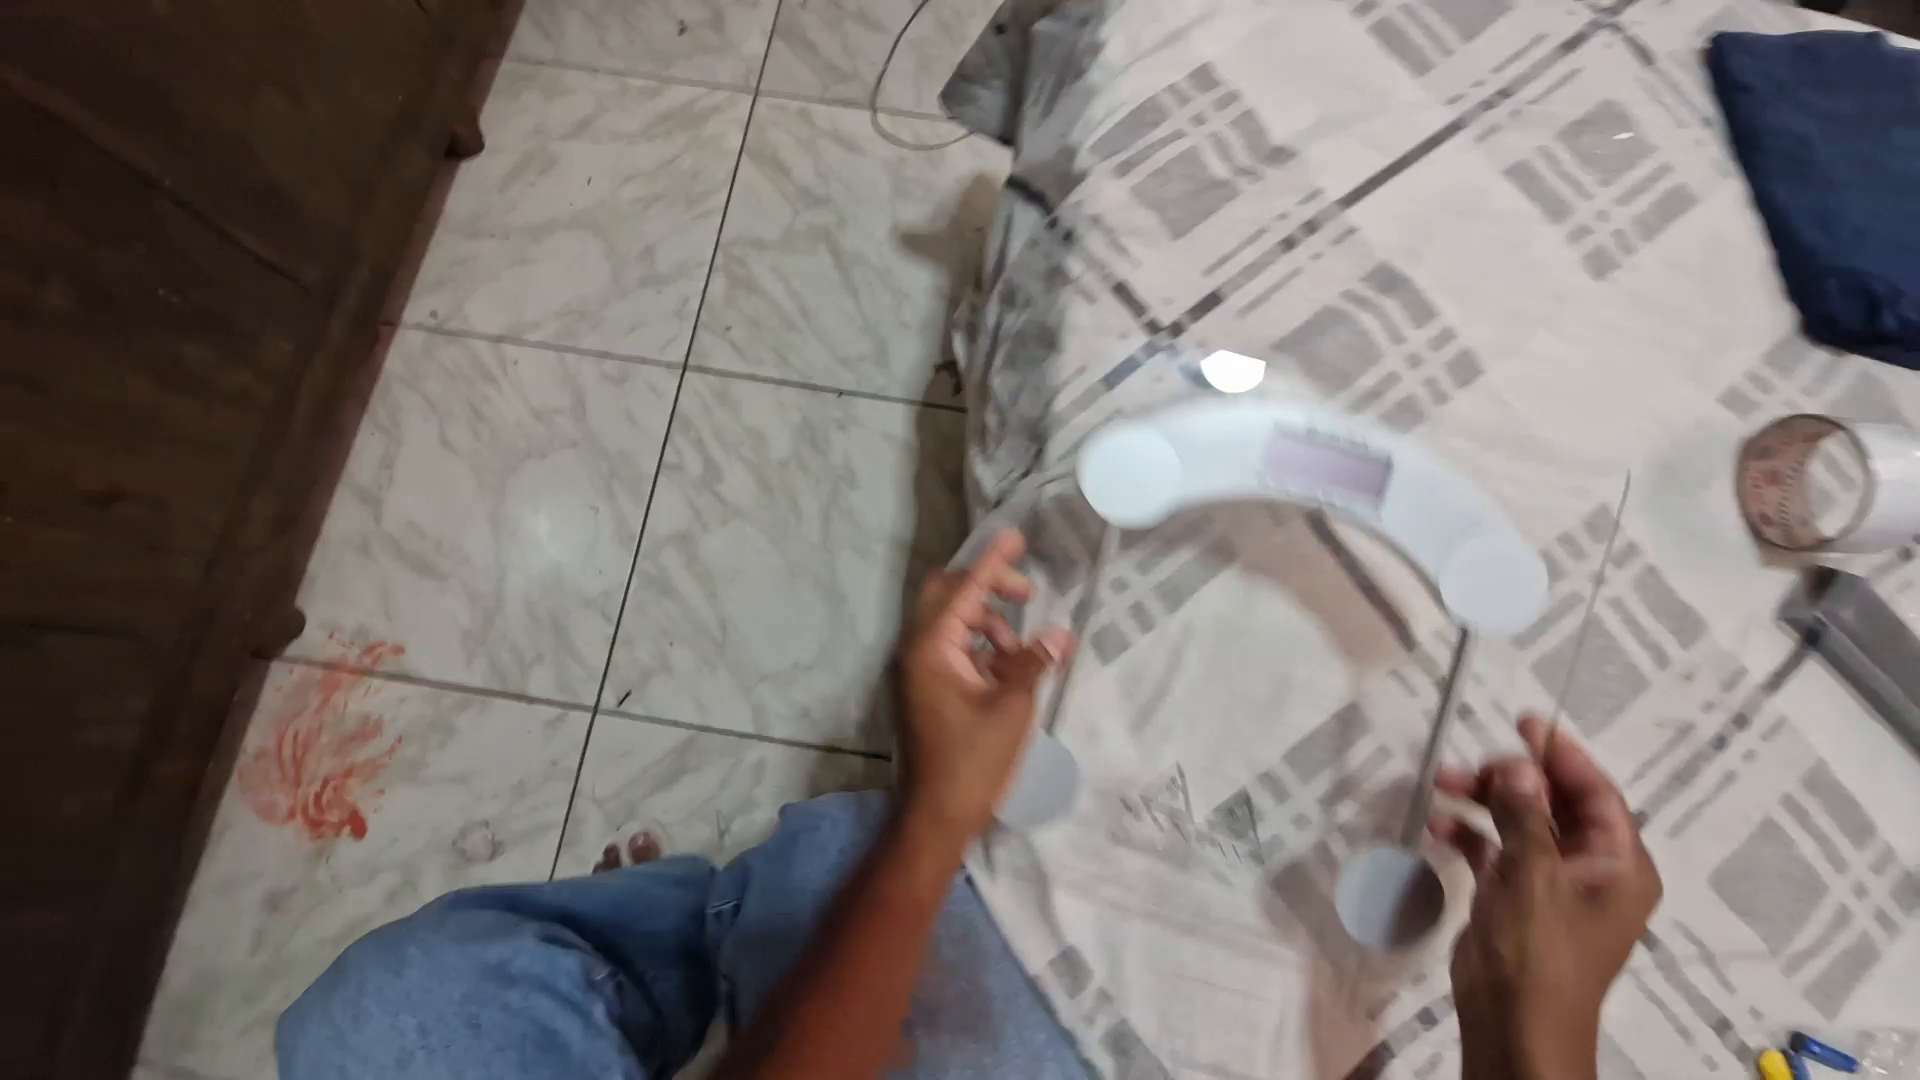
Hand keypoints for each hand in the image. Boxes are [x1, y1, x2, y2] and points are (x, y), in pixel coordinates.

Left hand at [897, 530, 1073, 840]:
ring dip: (986, 622)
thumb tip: (1060, 631)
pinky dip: (978, 647)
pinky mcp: (923, 687)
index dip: (993, 562)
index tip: (1015, 536)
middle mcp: (915, 649)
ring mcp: (915, 669)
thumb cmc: (973, 760)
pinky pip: (949, 648)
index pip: (965, 589)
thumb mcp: (1012, 707)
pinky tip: (1006, 669)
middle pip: (947, 595)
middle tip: (1026, 595)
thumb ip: (1034, 662)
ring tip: (1021, 649)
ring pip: (949, 622)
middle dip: (987, 587)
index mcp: (931, 647)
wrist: (935, 813)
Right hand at [1431, 715, 1660, 1079]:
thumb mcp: (1533, 873)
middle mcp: (1589, 867)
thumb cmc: (1539, 946)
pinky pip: (1493, 847)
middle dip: (1510, 778)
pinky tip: (1439, 826)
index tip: (1525, 722)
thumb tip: (1517, 763)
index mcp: (1618, 864)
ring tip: (1441, 785)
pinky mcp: (1513, 894)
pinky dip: (1468, 832)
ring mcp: (1549, 881)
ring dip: (1481, 800)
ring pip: (1518, 821)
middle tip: (1470, 765)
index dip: (1562, 755)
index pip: (1597, 794)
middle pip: (1553, 803)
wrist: (1514, 1018)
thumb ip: (1525, 814)